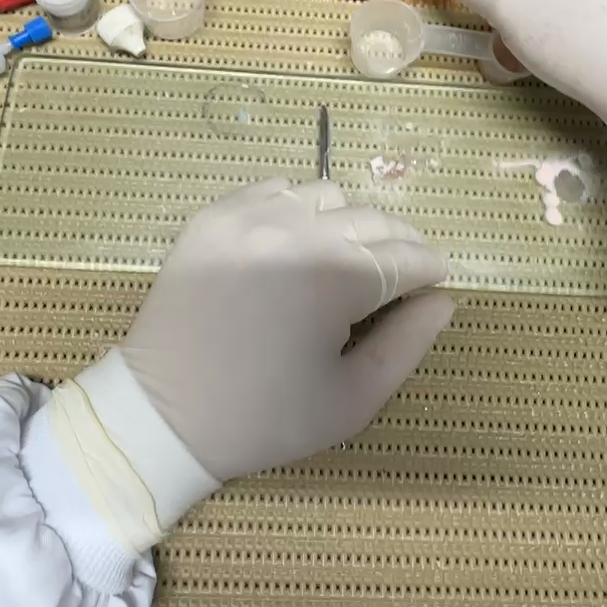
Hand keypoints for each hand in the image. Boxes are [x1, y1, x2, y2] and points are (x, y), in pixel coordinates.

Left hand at [120, 177, 454, 481]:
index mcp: (332, 278)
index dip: (429, 269)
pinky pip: (275, 190)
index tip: (437, 280)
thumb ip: (408, 344)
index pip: (404, 258)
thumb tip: (443, 300)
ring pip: (326, 194)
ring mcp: (249, 214)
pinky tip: (296, 241)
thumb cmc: (263, 417)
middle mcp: (295, 231)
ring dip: (350, 221)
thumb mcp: (350, 400)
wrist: (162, 414)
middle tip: (402, 271)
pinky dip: (298, 208)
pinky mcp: (215, 214)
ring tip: (346, 254)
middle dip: (399, 243)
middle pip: (372, 219)